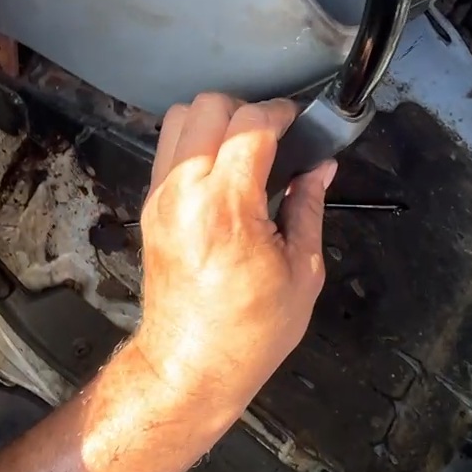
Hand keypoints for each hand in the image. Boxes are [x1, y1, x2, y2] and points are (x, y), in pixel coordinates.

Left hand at [127, 93, 335, 425]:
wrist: (190, 365)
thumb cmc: (248, 331)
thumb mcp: (302, 272)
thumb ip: (310, 208)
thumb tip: (321, 169)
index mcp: (227, 207)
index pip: (249, 124)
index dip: (280, 112)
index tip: (297, 121)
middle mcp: (186, 192)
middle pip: (208, 106)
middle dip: (246, 108)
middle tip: (273, 135)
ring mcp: (161, 196)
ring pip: (180, 118)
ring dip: (215, 120)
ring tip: (244, 148)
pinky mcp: (150, 205)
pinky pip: (169, 148)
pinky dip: (196, 142)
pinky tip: (222, 170)